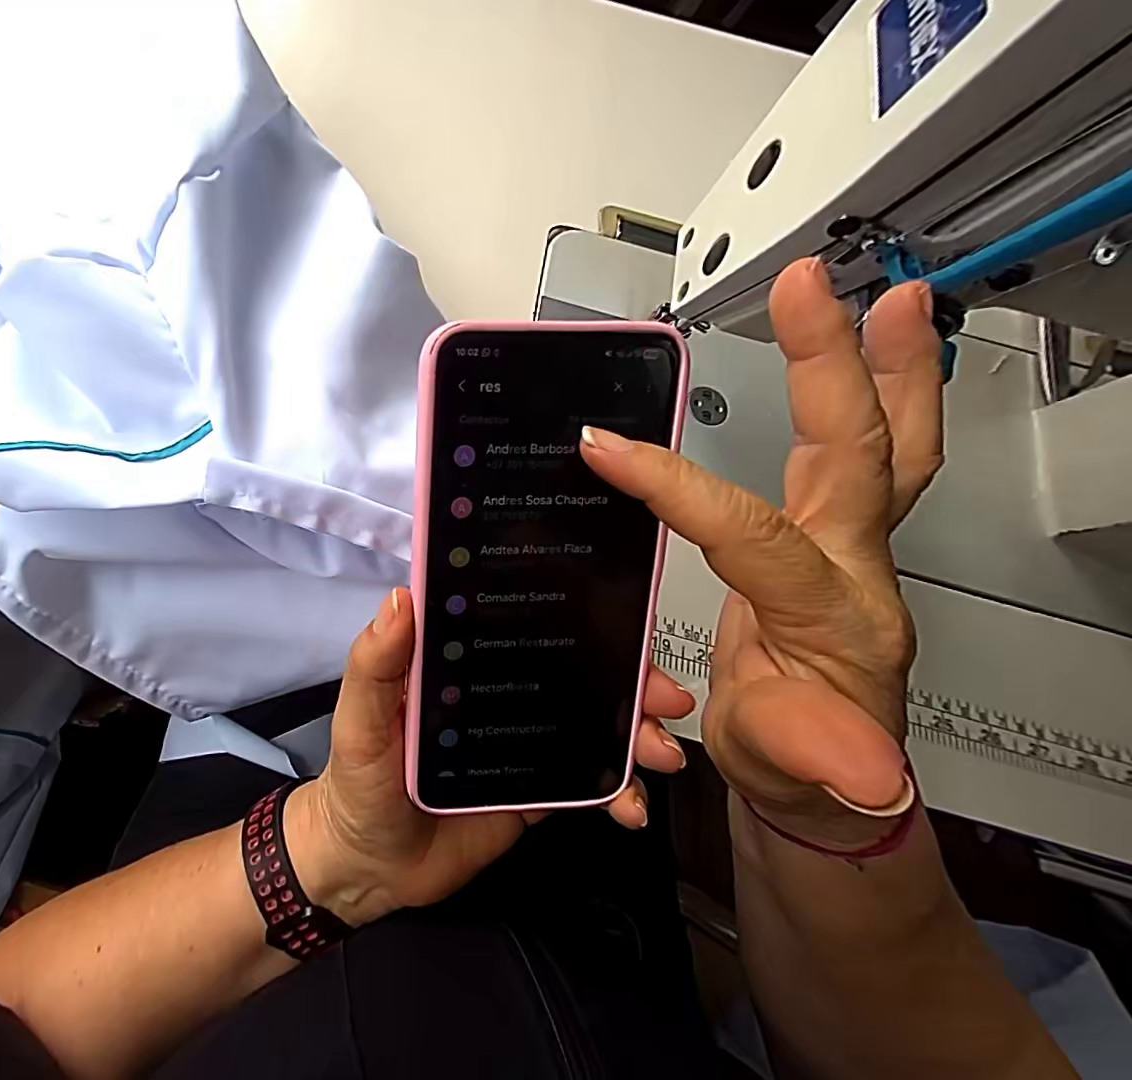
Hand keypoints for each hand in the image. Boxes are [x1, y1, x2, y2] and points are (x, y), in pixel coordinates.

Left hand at [286, 587, 696, 923]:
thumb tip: (401, 602)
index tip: (616, 625)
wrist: (370, 866)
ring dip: (633, 733)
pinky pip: (586, 783)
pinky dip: (617, 791)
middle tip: (661, 697)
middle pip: (564, 673)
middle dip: (623, 679)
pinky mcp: (530, 790)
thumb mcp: (359, 723)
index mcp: (447, 671)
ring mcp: (512, 743)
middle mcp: (485, 698)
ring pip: (586, 724)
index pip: (511, 629)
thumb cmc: (355, 785)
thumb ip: (374, 667)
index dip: (565, 622)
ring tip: (657, 753)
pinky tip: (626, 806)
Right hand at [579, 258, 942, 846]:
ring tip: (879, 299)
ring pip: (884, 448)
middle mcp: (850, 569)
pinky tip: (853, 375)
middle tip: (824, 291)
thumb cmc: (794, 765)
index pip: (746, 528)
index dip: (671, 483)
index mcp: (826, 614)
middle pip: (863, 452)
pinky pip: (864, 466)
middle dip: (840, 366)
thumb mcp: (791, 771)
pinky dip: (870, 408)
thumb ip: (813, 757)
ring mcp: (845, 554)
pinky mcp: (824, 550)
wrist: (823, 777)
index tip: (603, 445)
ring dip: (882, 369)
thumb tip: (854, 769)